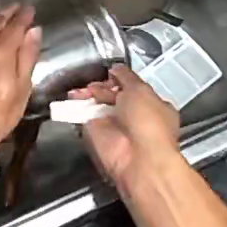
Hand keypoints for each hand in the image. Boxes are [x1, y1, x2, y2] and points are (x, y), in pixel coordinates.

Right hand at [68, 65, 180, 190]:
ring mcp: (114, 125)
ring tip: (83, 91)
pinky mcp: (97, 134)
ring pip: (98, 103)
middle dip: (102, 86)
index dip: (121, 78)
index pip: (133, 87)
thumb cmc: (147, 121)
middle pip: (113, 93)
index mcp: (152, 105)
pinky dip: (78, 105)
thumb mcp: (141, 90)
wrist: (137, 159)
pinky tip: (73, 97)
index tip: (110, 72)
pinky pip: (85, 115)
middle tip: (94, 84)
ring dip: (89, 93)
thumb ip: (126, 76)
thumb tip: (115, 68)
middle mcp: (134, 115)